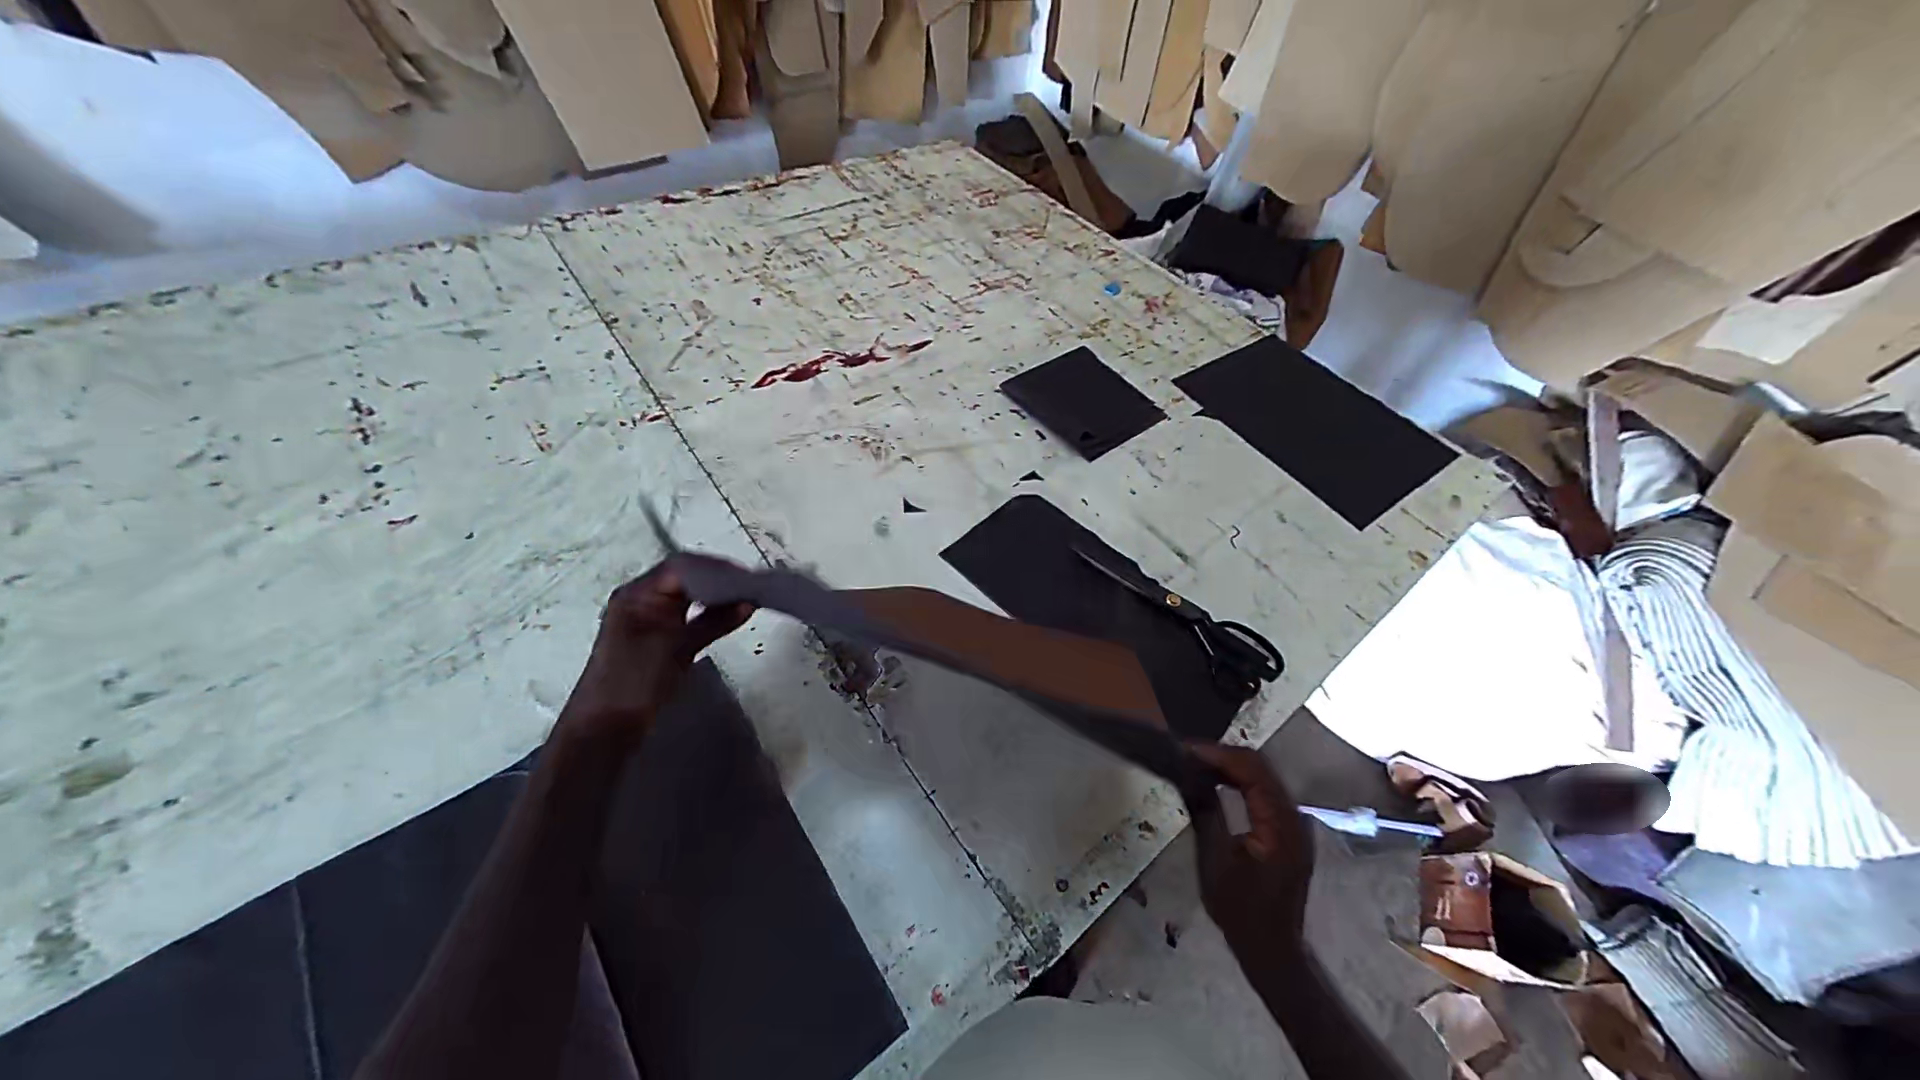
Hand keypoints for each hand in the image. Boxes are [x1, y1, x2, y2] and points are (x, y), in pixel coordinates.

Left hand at [556, 558, 753, 744]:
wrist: (606, 727)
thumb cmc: (634, 683)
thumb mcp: (676, 648)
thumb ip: (713, 622)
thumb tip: (748, 602)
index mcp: (637, 595)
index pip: (681, 567)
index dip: (715, 568)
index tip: (745, 577)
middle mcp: (643, 600)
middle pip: (686, 577)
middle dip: (719, 579)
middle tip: (751, 586)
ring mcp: (651, 618)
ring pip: (690, 594)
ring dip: (718, 595)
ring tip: (748, 597)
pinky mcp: (661, 636)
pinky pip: (690, 614)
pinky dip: (711, 612)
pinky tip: (732, 614)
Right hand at [1187, 742, 1315, 961]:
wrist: (1272, 949)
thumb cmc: (1241, 910)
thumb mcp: (1215, 860)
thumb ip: (1206, 812)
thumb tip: (1187, 776)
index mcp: (1280, 823)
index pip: (1252, 770)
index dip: (1217, 754)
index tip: (1185, 750)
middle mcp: (1294, 817)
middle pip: (1260, 767)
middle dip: (1222, 755)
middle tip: (1186, 754)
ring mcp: (1295, 823)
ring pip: (1263, 776)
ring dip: (1230, 766)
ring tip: (1196, 764)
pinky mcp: (1288, 830)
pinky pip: (1264, 791)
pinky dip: (1239, 781)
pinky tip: (1216, 782)